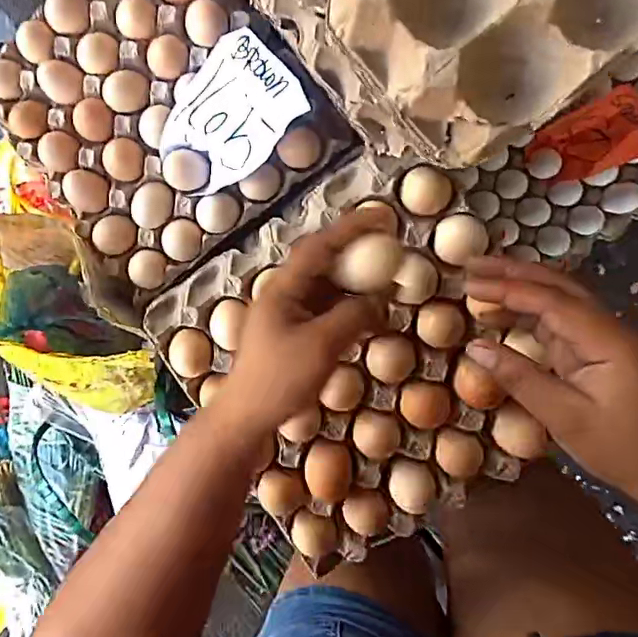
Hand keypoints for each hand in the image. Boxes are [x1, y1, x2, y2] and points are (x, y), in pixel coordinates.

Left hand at [216, 210, 386, 435]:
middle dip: (358, 254)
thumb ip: (354, 316)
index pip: (320, 246)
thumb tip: (379, 299)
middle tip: (391, 249)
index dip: (352, 227)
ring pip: (328, 288)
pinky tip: (371, 318)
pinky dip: (350, 310)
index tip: (383, 217)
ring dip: (357, 285)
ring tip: (388, 284)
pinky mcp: (294, 335)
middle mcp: (284, 295)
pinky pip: (327, 311)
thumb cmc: (278, 380)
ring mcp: (288, 315)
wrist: (246, 419)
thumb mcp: (322, 346)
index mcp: (283, 289)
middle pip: (324, 263)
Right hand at [462, 256, 637, 497]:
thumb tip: (476, 348)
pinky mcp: (596, 351)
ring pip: (558, 298)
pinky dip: (528, 312)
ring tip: (479, 282)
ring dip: (520, 287)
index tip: (471, 283)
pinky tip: (502, 315)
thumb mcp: (566, 419)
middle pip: (558, 286)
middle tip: (471, 265)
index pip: (552, 301)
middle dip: (513, 272)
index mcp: (608, 340)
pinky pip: (559, 321)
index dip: (509, 288)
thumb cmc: (623, 449)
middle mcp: (608, 328)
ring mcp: (603, 338)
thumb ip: (520, 379)